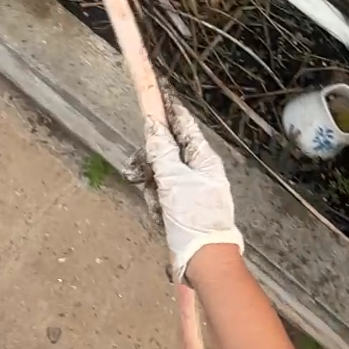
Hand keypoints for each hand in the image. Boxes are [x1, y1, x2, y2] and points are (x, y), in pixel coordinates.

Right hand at [144, 102, 241, 279]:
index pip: (184, 124)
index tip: (158, 88)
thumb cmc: (193, 217)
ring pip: (162, 173)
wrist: (205, 260)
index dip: (169, 108)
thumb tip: (153, 125)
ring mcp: (192, 189)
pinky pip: (163, 194)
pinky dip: (157, 201)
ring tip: (157, 202)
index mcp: (204, 159)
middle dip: (152, 160)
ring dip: (152, 184)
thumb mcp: (173, 180)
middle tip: (142, 171)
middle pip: (168, 150)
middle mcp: (200, 170)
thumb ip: (162, 151)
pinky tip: (159, 213)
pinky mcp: (183, 207)